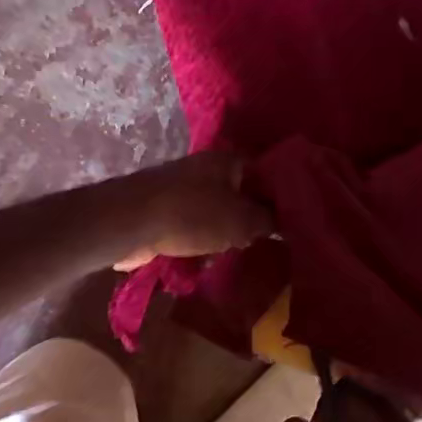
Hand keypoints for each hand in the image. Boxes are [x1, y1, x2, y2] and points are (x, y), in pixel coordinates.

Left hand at [113, 152, 272, 271]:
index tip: (293, 220)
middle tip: (266, 242)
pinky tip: (206, 261)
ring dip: (226, 234)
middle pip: (241, 194)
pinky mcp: (165, 210)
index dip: (282, 196)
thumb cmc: (192, 215)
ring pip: (217, 212)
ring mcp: (183, 188)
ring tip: (236, 255)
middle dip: (252, 219)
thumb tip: (285, 221)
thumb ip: (268, 220)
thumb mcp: (241, 220)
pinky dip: (202, 241)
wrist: (128, 223)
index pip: (266, 173)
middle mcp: (206, 169)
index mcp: (228, 161)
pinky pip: (194, 225)